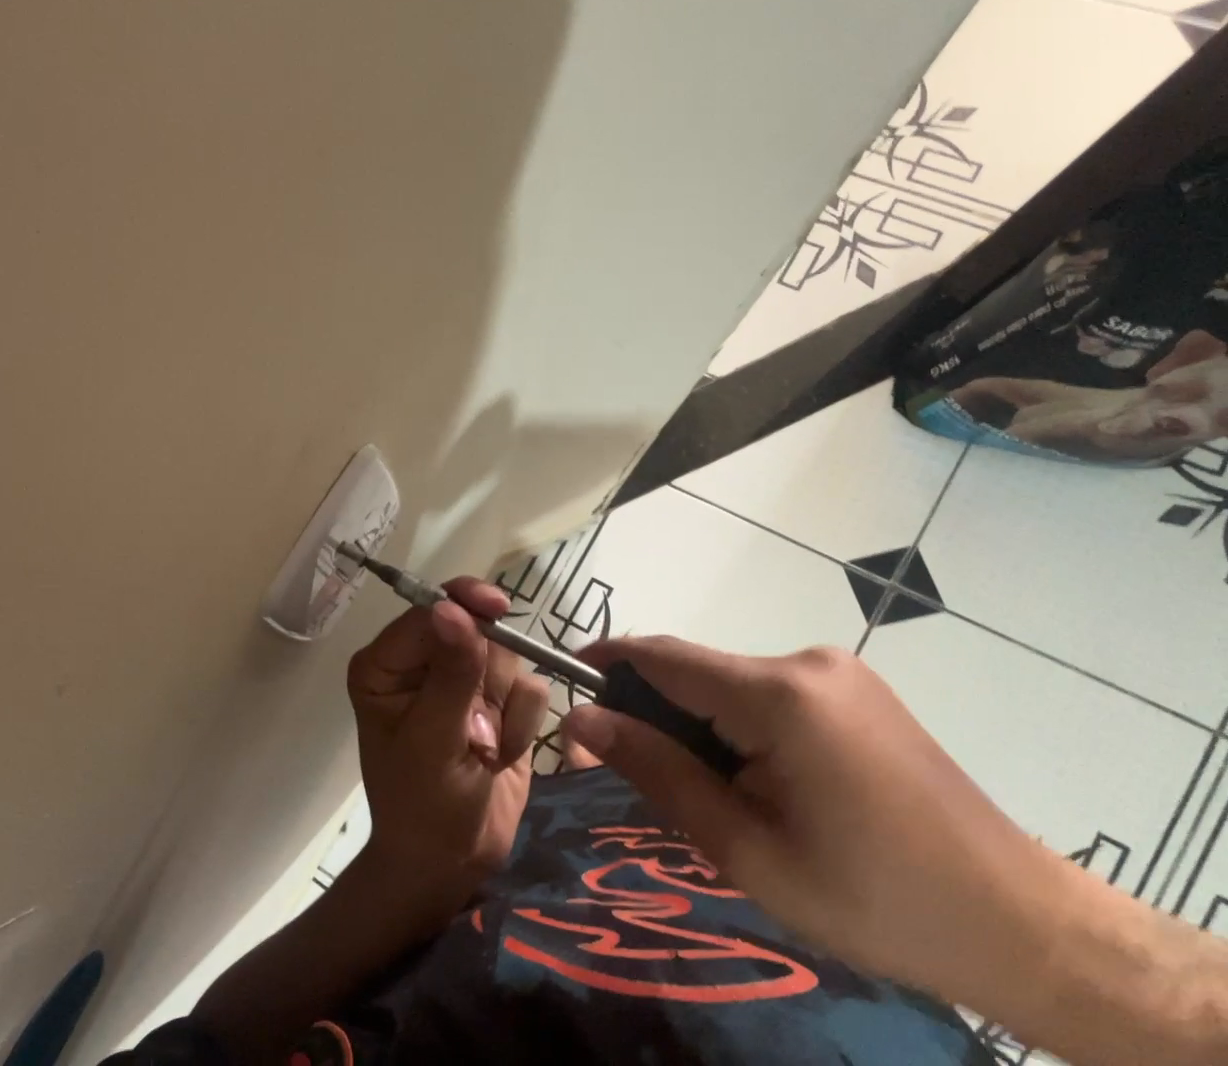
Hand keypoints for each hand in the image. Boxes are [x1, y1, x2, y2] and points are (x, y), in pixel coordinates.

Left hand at [346, 577, 546, 911]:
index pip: (428, 613)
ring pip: (509, 660)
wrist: (450, 862)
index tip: (497, 609)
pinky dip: (522, 727)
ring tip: (483, 752)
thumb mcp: (434, 739)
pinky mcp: (496, 705)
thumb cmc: (424, 804)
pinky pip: (530, 689)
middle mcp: (421, 665)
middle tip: (474, 730)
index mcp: (385, 665)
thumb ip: (451, 673)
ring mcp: (461, 684)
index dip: (464, 604)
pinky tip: (499, 758)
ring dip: (506, 712)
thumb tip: (452, 607)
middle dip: (487, 682)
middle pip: (477, 630)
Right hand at [561, 636, 1068, 1002]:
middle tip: (630, 778)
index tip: (560, 689)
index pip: (659, 655)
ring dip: (694, 727)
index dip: (603, 664)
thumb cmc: (869, 896)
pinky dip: (735, 730)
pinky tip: (753, 788)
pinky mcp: (859, 696)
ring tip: (702, 799)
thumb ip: (655, 770)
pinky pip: (767, 698)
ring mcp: (840, 676)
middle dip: (649, 712)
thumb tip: (580, 717)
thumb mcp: (741, 845)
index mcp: (778, 694)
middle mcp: (807, 663)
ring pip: (727, 686)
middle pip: (692, 671)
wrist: (1022, 927)